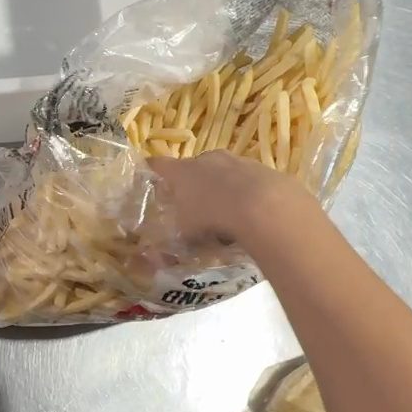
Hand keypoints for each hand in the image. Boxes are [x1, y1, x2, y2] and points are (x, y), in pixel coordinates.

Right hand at [147, 151, 311, 242]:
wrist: (264, 206)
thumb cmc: (211, 217)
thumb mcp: (185, 233)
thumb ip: (174, 235)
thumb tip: (162, 252)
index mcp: (182, 171)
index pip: (159, 165)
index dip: (152, 170)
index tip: (147, 174)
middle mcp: (207, 159)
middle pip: (194, 167)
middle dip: (192, 183)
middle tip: (192, 204)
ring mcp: (237, 161)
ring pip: (222, 173)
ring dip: (220, 188)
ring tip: (223, 213)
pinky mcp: (262, 168)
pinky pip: (246, 181)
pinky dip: (243, 194)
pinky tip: (247, 214)